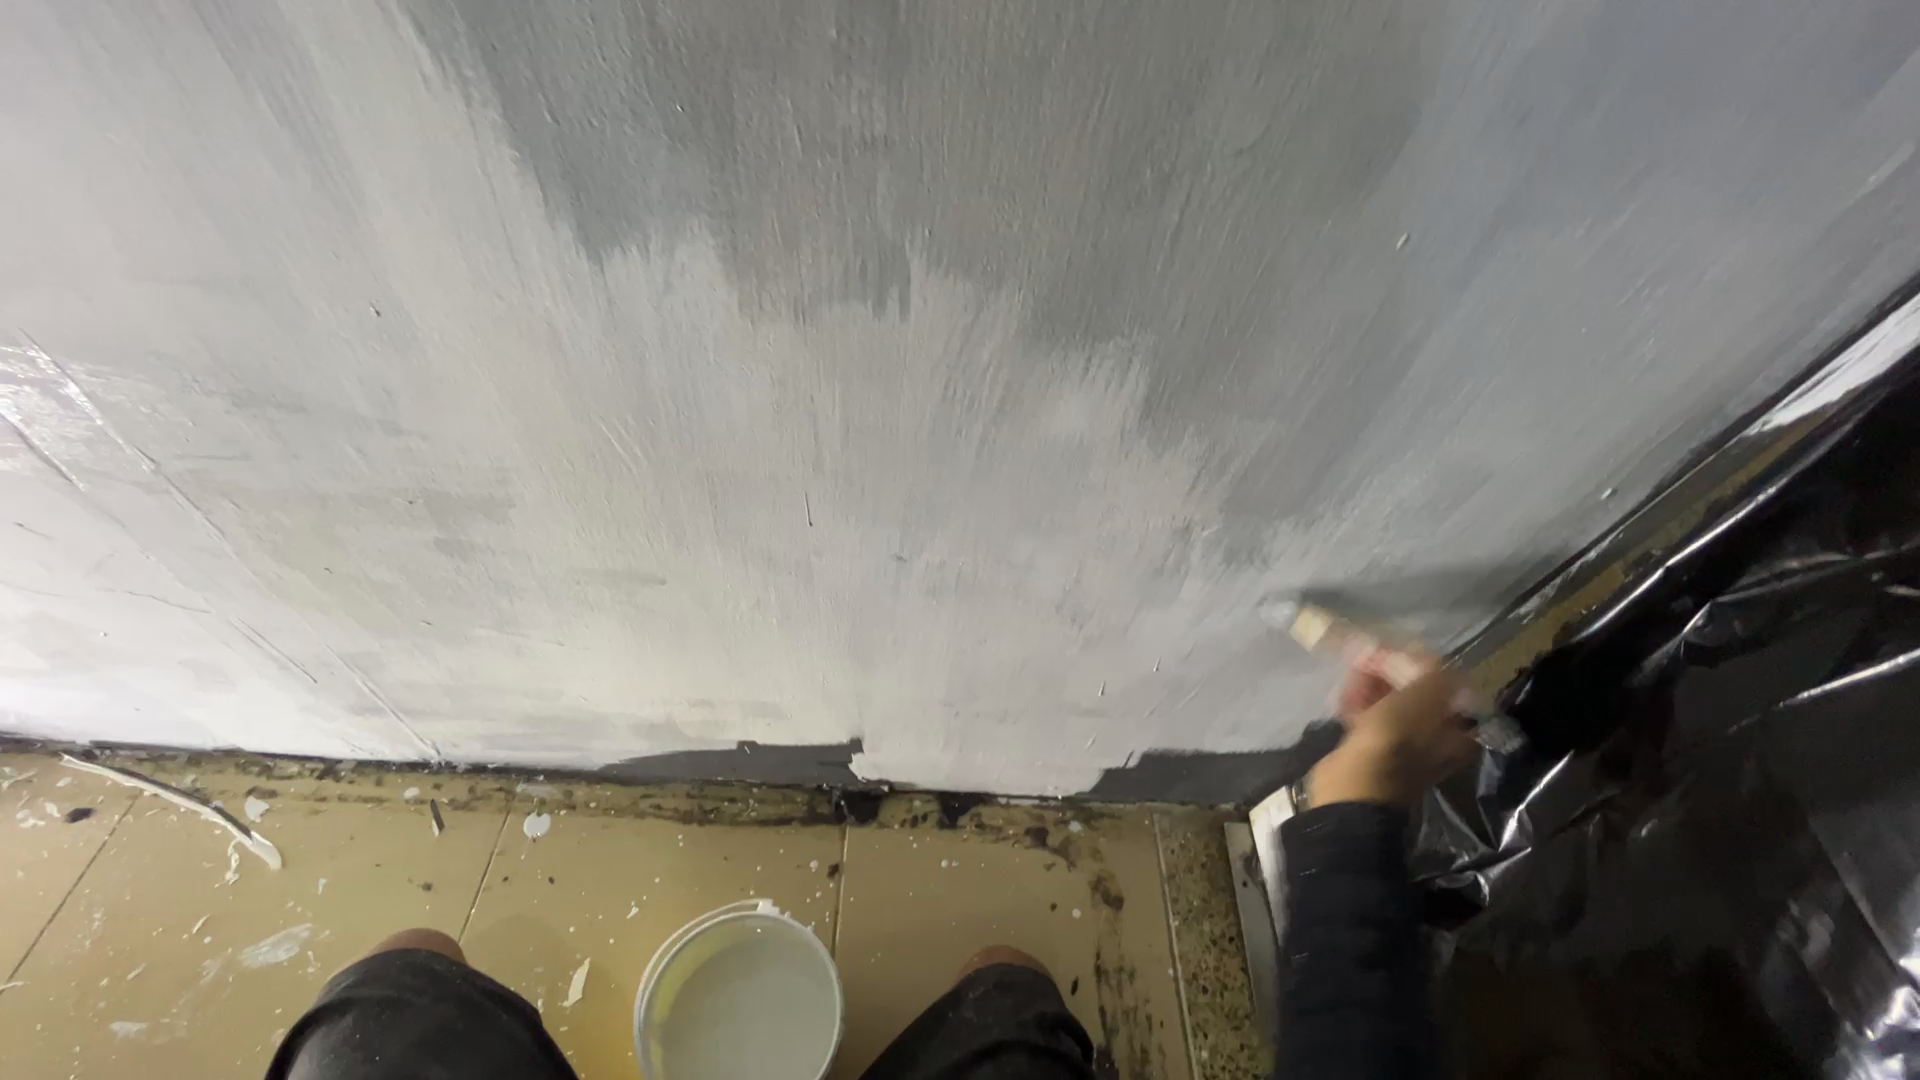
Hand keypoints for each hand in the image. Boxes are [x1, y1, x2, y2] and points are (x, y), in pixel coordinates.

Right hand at [1306, 651, 1477, 806]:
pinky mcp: (1373, 746)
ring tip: (1352, 678)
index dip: (1419, 662)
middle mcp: (1435, 735)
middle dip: (1389, 671)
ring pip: (1389, 701)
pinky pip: (1369, 715)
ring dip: (1370, 684)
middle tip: (1366, 659)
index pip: (1443, 682)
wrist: (1353, 788)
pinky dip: (1358, 703)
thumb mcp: (1418, 701)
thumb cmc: (1391, 744)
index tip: (1394, 650)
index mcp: (1455, 728)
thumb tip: (1427, 651)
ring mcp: (1403, 742)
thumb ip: (1431, 672)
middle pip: (1414, 690)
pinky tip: (1345, 696)